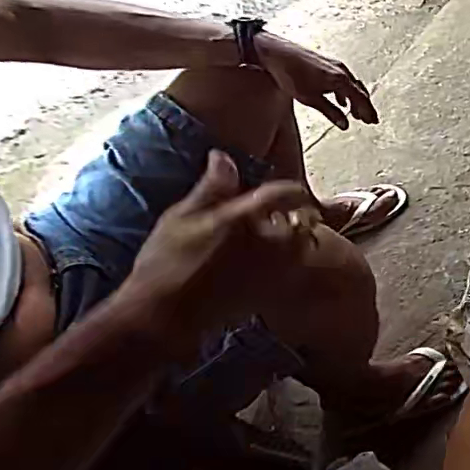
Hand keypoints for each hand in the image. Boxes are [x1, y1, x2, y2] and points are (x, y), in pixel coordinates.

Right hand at [117, 150, 321, 334]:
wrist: (164, 313)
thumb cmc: (164, 262)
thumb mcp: (180, 218)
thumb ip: (211, 187)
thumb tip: (223, 156)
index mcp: (242, 217)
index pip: (284, 192)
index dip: (291, 189)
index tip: (293, 191)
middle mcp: (266, 240)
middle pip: (305, 220)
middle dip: (304, 215)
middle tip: (296, 215)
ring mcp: (275, 267)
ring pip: (306, 245)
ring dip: (303, 239)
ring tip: (289, 239)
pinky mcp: (276, 288)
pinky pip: (299, 269)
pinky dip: (297, 262)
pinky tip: (280, 263)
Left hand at [255, 33, 377, 129]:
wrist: (274, 52)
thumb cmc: (290, 74)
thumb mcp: (310, 98)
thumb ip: (330, 112)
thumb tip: (345, 124)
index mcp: (341, 80)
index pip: (361, 98)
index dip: (367, 111)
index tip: (372, 121)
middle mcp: (342, 71)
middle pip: (360, 91)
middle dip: (365, 106)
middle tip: (369, 119)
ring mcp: (335, 65)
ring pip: (352, 85)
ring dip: (355, 100)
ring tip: (355, 112)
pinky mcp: (326, 63)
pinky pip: (343, 79)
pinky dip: (346, 92)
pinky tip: (340, 99)